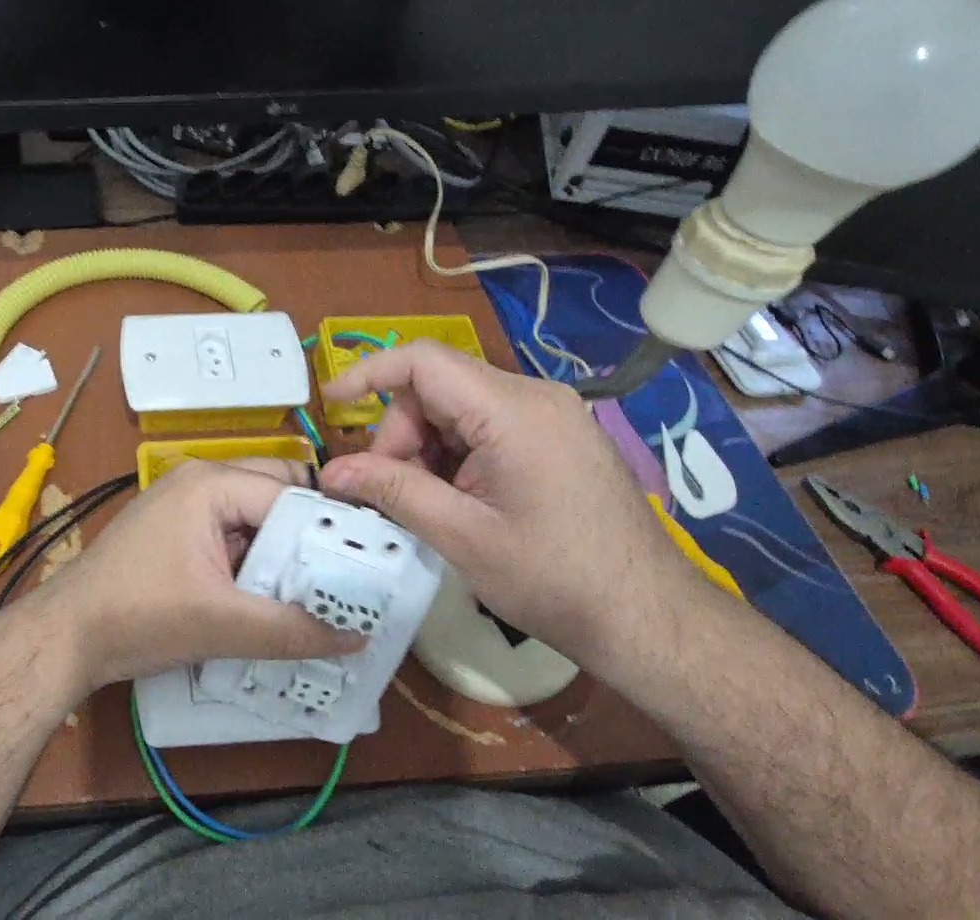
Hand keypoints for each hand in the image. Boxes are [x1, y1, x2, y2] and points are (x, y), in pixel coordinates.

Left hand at [29, 459, 363, 694]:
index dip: (331, 533)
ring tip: (320, 594)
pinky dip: (254, 562)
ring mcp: (184, 506)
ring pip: (254, 520)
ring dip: (282, 553)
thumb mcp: (221, 626)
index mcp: (210, 484)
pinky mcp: (175, 533)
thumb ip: (292, 630)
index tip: (367, 570)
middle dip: (309, 538)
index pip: (292, 496)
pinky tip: (273, 599)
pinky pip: (231, 536)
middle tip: (347, 580)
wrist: (64, 637)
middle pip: (276, 497)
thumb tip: (357, 637)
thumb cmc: (137, 617)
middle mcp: (200, 482)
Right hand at [318, 342, 701, 663]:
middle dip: (401, 436)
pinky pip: (486, 427)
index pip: (423, 361)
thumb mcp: (462, 536)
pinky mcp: (557, 437)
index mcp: (512, 410)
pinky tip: (459, 503)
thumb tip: (333, 472)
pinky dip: (456, 457)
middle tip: (391, 494)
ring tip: (430, 508)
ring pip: (458, 409)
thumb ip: (393, 492)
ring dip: (427, 451)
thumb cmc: (555, 579)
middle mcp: (534, 397)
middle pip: (437, 388)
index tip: (331, 405)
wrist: (648, 617)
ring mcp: (551, 415)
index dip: (368, 374)